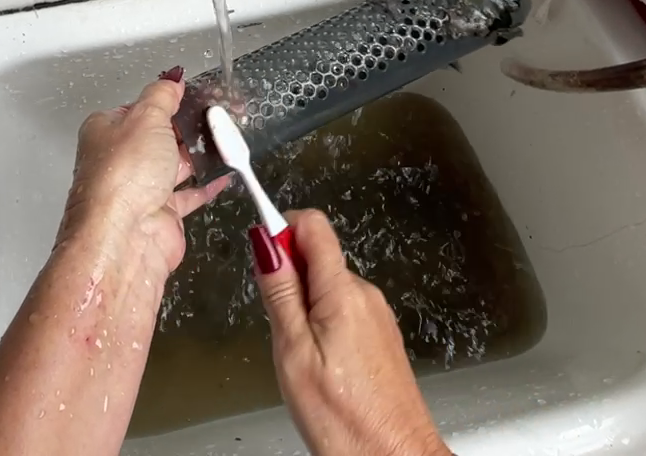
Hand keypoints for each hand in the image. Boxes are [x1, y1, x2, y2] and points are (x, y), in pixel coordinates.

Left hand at [57, 73, 226, 275]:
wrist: (125, 239)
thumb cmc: (121, 178)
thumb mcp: (146, 117)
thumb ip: (162, 95)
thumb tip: (172, 79)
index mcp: (106, 131)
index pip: (138, 108)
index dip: (164, 101)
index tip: (190, 95)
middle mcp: (119, 161)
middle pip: (158, 136)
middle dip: (185, 128)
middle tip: (215, 116)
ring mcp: (140, 189)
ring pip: (174, 164)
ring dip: (198, 154)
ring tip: (226, 139)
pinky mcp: (161, 214)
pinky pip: (189, 194)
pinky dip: (207, 184)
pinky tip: (224, 174)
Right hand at [252, 209, 452, 455]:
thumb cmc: (344, 421)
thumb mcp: (294, 354)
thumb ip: (280, 293)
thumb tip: (265, 240)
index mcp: (342, 291)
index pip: (312, 224)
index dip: (281, 229)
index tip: (264, 260)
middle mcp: (365, 293)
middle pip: (317, 254)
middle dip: (289, 279)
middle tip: (282, 330)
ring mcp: (377, 315)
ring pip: (327, 285)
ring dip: (305, 306)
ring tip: (303, 358)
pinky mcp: (382, 336)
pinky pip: (343, 309)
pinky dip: (323, 324)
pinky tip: (322, 367)